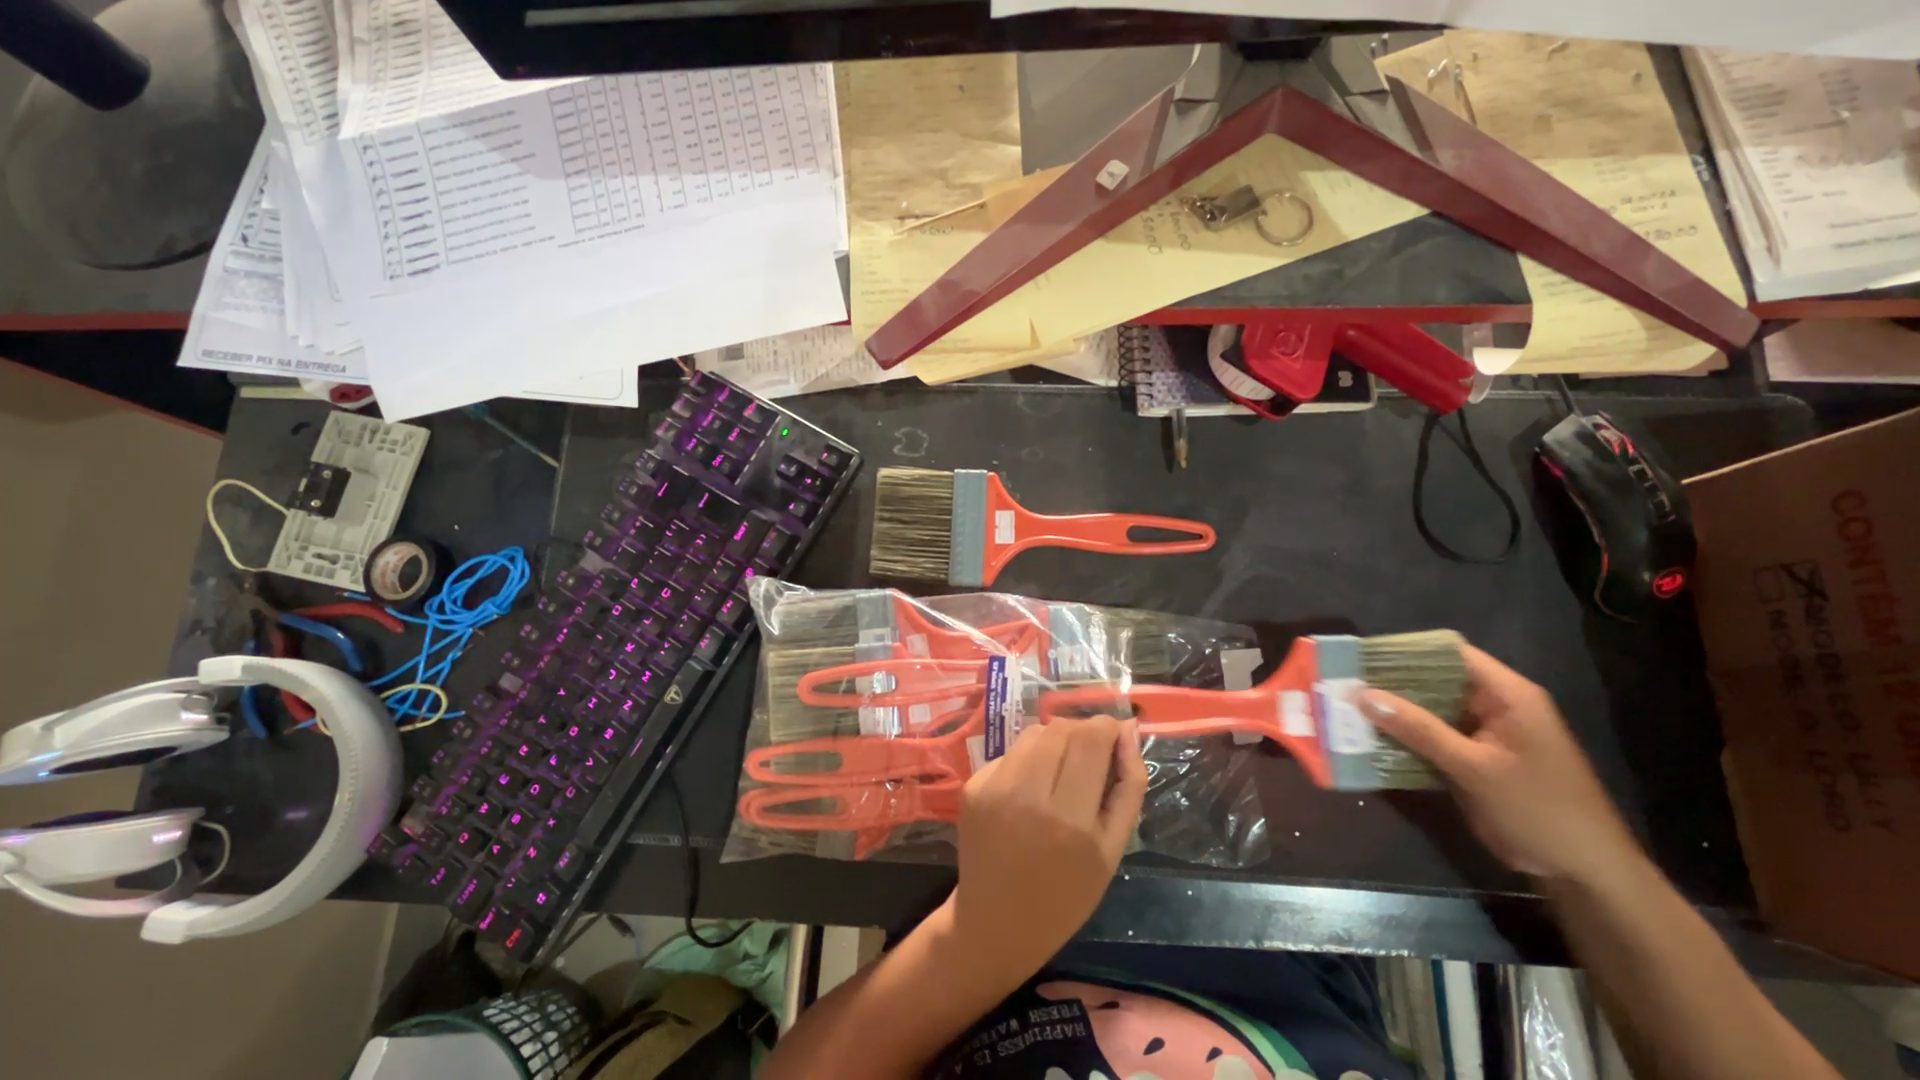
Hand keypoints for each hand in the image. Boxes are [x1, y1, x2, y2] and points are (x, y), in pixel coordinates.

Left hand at [948, 715, 1147, 981]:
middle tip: (1091, 763)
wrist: (997, 924)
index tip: (1115, 743)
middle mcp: (1027, 794)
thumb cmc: (1066, 895)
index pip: (1092, 737)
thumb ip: (1128, 787)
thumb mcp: (1113, 850)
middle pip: (1062, 727)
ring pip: (1035, 733)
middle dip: (1083, 734)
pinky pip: (1011, 754)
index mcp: (1070, 817)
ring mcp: (994, 788)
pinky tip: (1030, 794)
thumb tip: (1129, 732)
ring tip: (1061, 778)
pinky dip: (1028, 762)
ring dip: (1055, 744)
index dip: (1109, 729)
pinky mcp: (973, 787)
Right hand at [1359, 644, 1641, 884]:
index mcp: (1507, 695)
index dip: (1407, 651)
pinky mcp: (1474, 762)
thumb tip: (1363, 693)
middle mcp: (1494, 707)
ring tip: (1346, 710)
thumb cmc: (1537, 808)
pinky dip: (1405, 741)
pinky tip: (1369, 743)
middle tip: (1343, 684)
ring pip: (1430, 714)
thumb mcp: (1475, 767)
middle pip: (1436, 682)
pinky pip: (1433, 742)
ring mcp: (1484, 736)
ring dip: (1394, 714)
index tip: (1362, 656)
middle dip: (1392, 684)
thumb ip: (1419, 729)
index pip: (1451, 655)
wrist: (1581, 869)